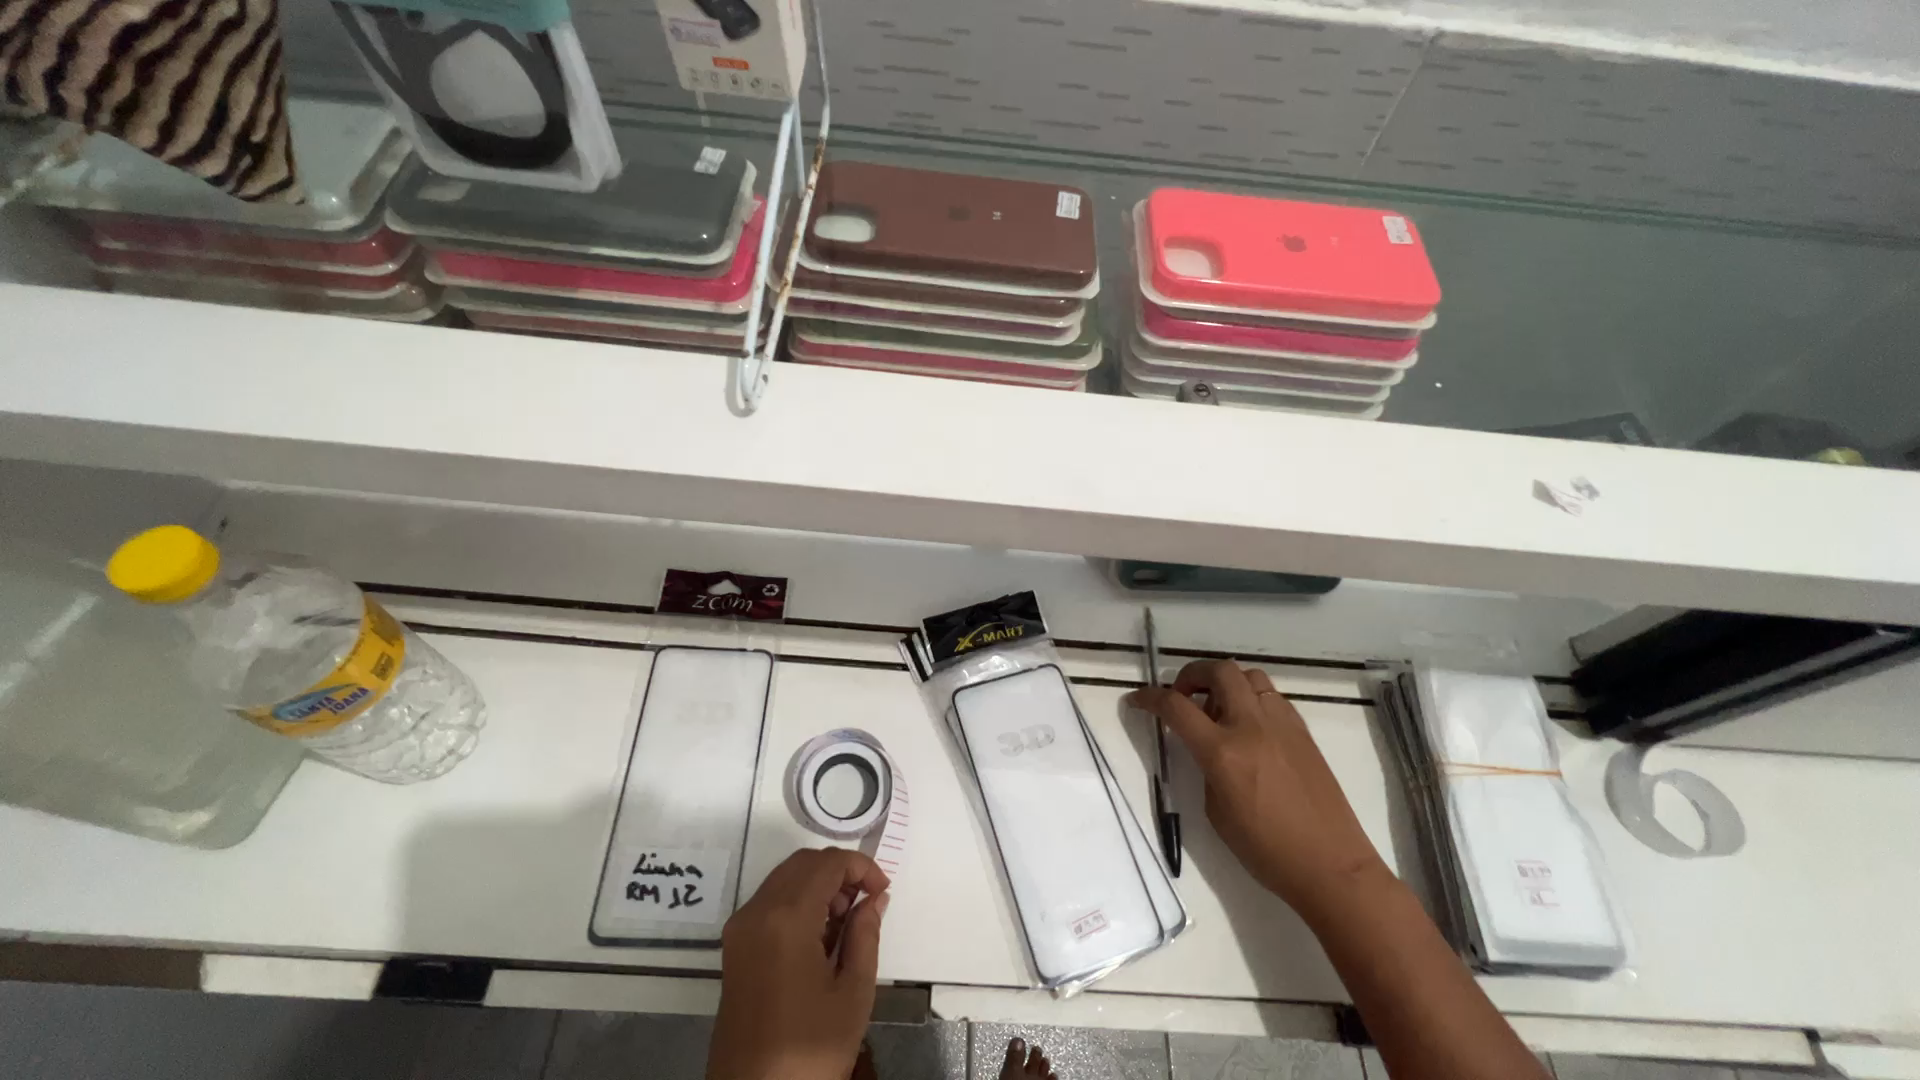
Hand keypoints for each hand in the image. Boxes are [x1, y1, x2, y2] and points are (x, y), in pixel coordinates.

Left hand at [707, 848, 891, 1079]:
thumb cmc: (810, 1048)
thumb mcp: (853, 992)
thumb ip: (865, 934)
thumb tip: (873, 899)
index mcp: (786, 918)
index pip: (827, 864)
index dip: (861, 867)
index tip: (883, 891)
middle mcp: (756, 912)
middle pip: (802, 864)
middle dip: (839, 872)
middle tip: (866, 904)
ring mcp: (740, 930)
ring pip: (784, 879)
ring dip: (818, 886)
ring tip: (846, 924)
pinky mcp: (734, 948)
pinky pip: (770, 903)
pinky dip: (798, 902)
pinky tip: (820, 937)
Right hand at [1128, 660, 1388, 920]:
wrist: (1331, 865)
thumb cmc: (1266, 850)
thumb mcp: (1217, 812)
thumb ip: (1206, 769)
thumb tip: (1206, 747)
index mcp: (1223, 752)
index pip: (1176, 707)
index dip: (1150, 698)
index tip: (1137, 700)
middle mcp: (1252, 726)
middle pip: (1218, 671)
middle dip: (1192, 675)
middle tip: (1182, 697)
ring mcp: (1282, 725)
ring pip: (1249, 676)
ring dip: (1225, 683)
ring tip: (1218, 711)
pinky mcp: (1302, 732)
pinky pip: (1271, 697)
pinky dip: (1251, 698)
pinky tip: (1248, 727)